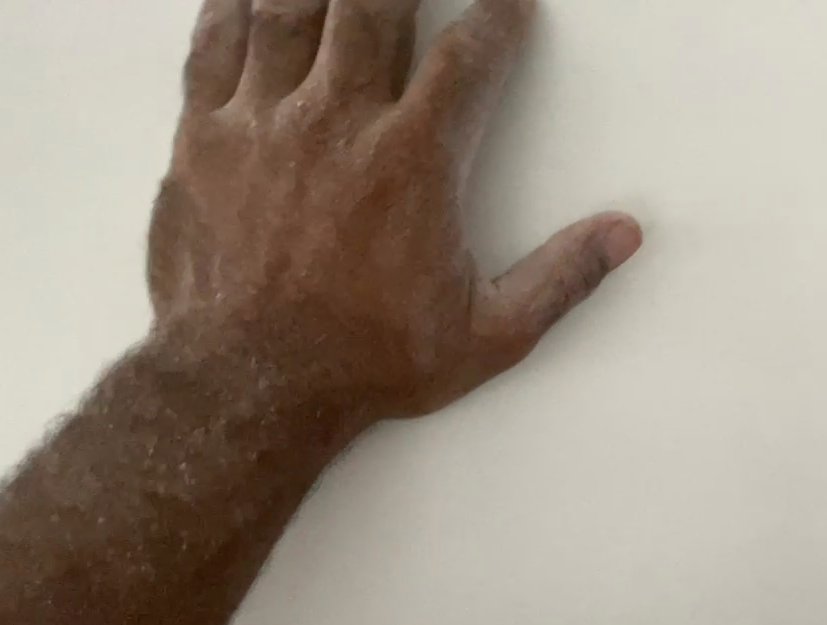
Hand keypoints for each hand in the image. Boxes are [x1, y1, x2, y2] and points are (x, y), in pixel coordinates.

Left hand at [147, 0, 640, 419]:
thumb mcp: (495, 333)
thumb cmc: (377, 360)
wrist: (259, 384)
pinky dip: (238, 2)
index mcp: (415, 165)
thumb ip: (563, 276)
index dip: (498, 20)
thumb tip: (622, 234)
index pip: (468, 62)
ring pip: (292, 6)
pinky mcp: (204, 136)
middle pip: (372, 5)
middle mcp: (338, 123)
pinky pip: (216, 39)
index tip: (513, 4)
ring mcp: (263, 121)